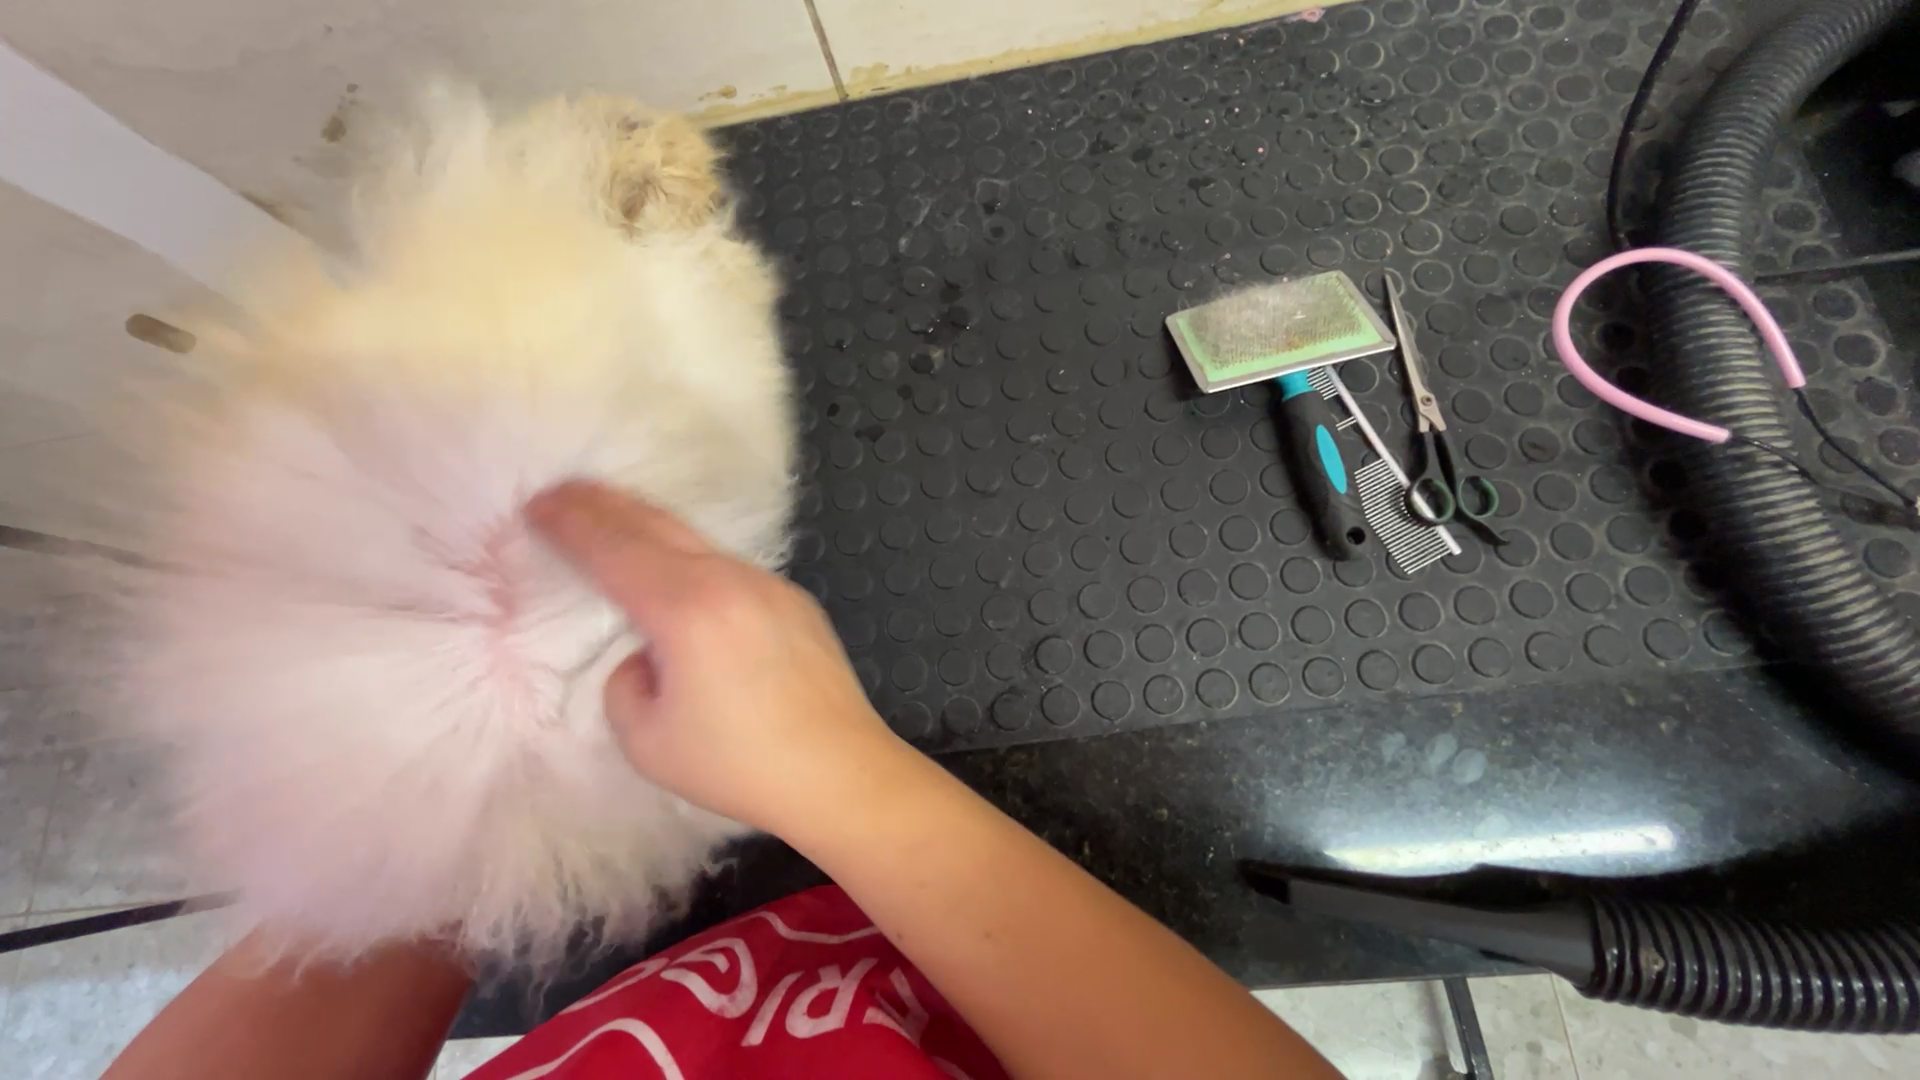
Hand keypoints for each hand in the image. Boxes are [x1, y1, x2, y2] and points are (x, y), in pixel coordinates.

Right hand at [525, 480, 901, 832]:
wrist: (840, 769)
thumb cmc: (739, 764)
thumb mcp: (647, 740)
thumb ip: (626, 683)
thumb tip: (648, 655)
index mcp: (687, 610)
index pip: (614, 549)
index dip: (571, 523)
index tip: (538, 504)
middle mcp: (732, 581)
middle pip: (657, 525)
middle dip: (605, 504)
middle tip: (565, 492)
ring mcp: (772, 586)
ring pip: (699, 543)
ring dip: (651, 528)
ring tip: (617, 523)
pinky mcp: (797, 602)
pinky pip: (731, 569)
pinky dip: (693, 560)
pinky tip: (683, 575)